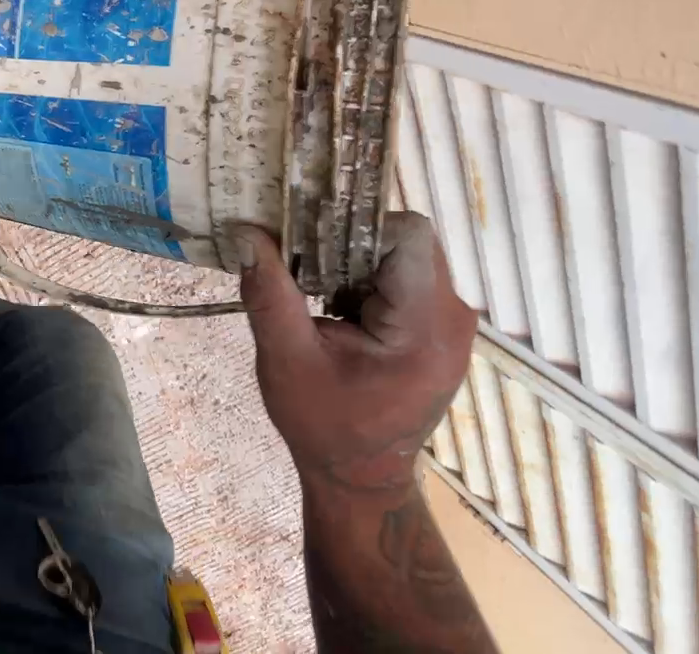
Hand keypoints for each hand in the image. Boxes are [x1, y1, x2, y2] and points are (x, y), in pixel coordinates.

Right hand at [240, 213, 476, 495]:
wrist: (359, 475)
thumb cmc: (323, 423)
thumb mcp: (285, 359)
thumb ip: (269, 293)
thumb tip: (245, 232)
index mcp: (425, 328)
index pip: (408, 236)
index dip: (354, 223)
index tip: (305, 236)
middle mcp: (453, 316)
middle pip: (406, 239)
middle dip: (347, 237)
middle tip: (298, 254)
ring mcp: (449, 320)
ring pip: (403, 251)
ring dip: (352, 254)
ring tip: (309, 276)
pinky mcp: (436, 323)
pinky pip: (402, 272)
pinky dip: (361, 271)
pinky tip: (327, 295)